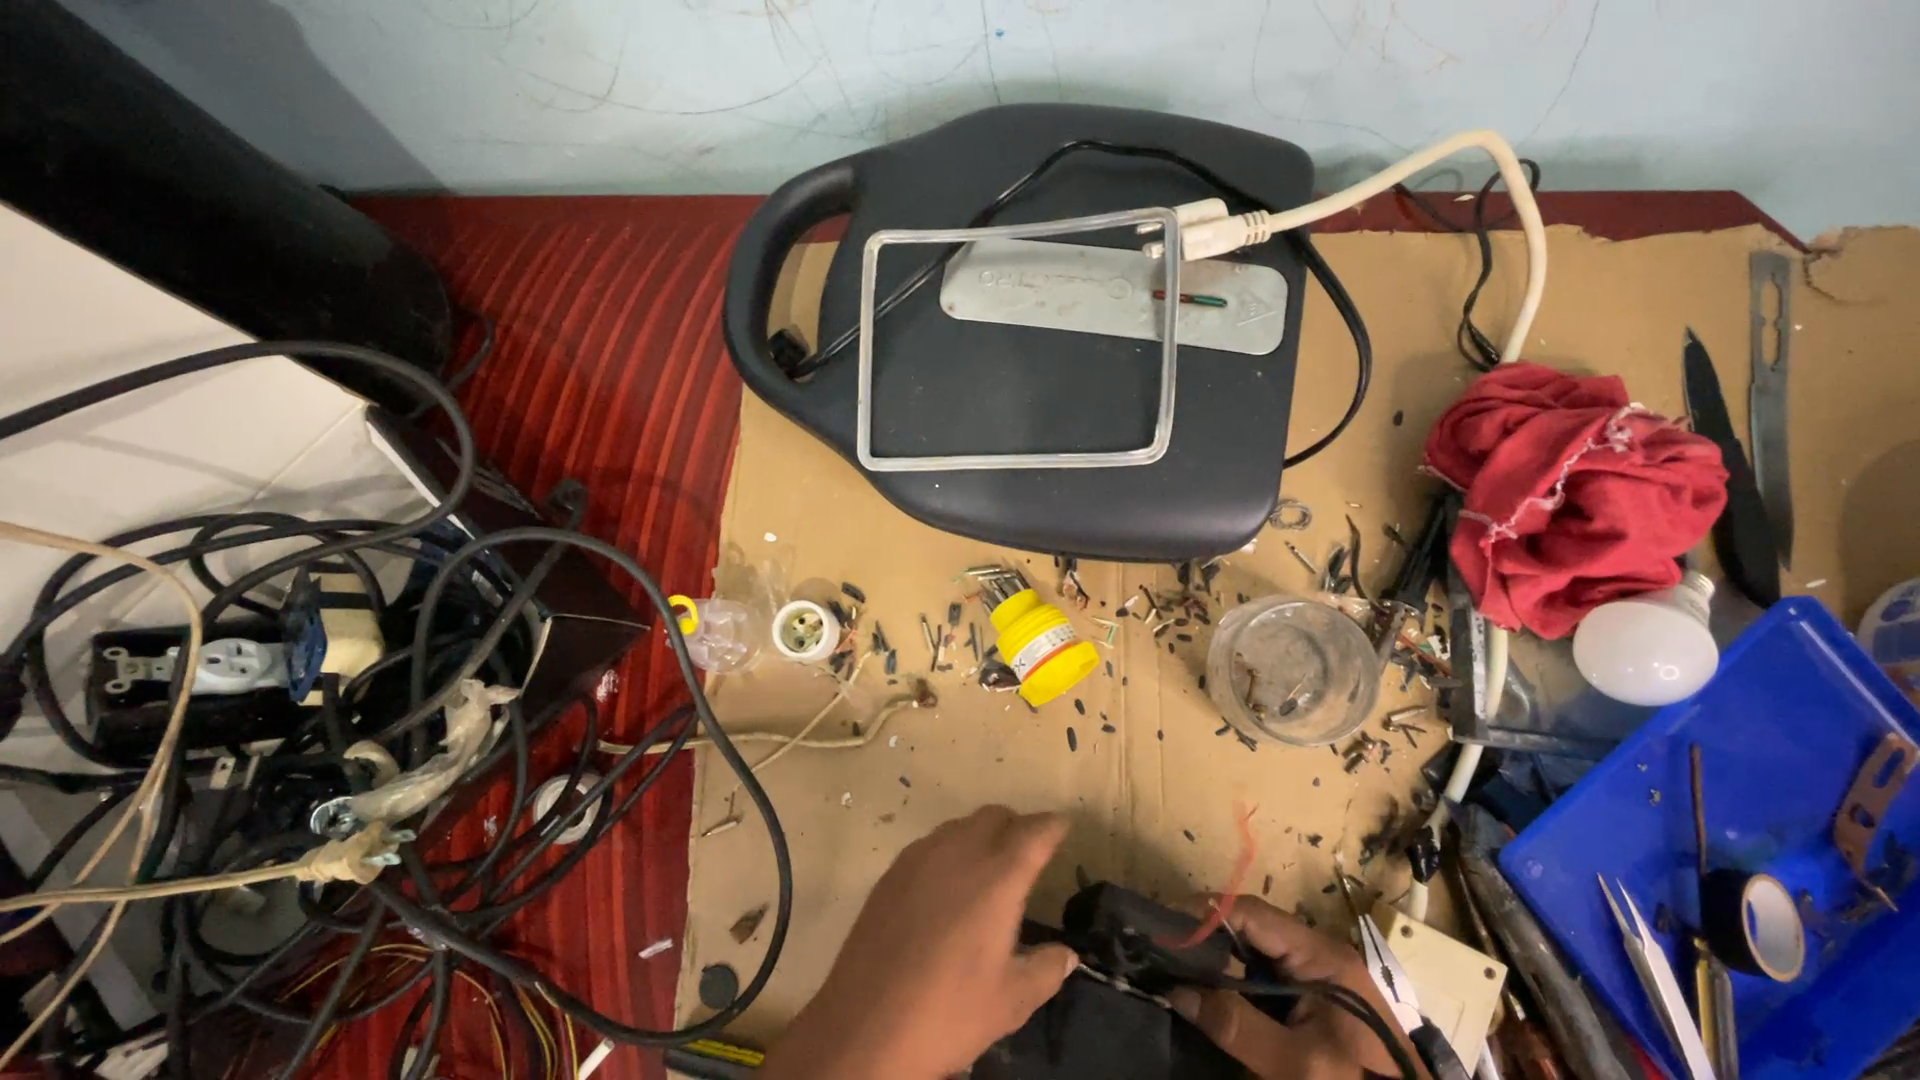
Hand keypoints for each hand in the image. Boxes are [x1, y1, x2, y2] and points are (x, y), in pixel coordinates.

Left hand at [760, 806, 1077, 1079]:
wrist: (864, 1027)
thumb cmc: (948, 1013)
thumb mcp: (1011, 1001)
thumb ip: (1046, 969)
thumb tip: (1067, 954)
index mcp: (997, 877)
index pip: (1034, 832)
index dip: (1053, 826)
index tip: (1064, 827)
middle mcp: (958, 853)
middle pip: (995, 817)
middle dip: (1017, 826)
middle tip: (1030, 854)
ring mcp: (919, 859)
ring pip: (960, 826)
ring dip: (981, 835)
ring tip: (990, 870)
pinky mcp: (890, 874)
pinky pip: (930, 844)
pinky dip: (950, 850)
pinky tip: (948, 886)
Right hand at [1167, 895, 1423, 1079]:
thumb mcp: (1296, 1064)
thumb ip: (1235, 1024)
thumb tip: (1175, 990)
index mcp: (1319, 953)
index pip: (1249, 912)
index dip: (1202, 914)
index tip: (1160, 930)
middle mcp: (1317, 951)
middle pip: (1248, 927)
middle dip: (1203, 936)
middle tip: (1160, 952)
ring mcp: (1317, 975)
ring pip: (1252, 951)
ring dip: (1215, 960)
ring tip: (1174, 971)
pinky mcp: (1314, 999)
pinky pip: (1263, 976)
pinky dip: (1232, 981)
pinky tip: (1207, 997)